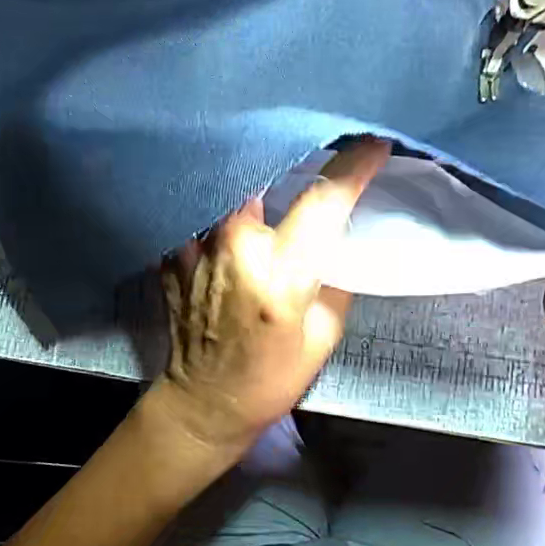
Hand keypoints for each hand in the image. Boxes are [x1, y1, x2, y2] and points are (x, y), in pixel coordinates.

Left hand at [149, 138, 389, 453]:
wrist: (203, 401)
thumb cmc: (270, 377)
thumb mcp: (323, 337)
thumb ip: (334, 280)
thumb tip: (338, 237)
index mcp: (280, 274)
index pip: (322, 201)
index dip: (353, 167)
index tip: (372, 145)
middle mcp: (234, 248)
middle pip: (264, 174)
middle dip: (293, 154)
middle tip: (315, 144)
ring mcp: (195, 248)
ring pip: (226, 185)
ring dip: (251, 171)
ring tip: (271, 156)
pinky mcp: (172, 254)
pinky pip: (198, 209)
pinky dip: (217, 198)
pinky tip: (230, 193)